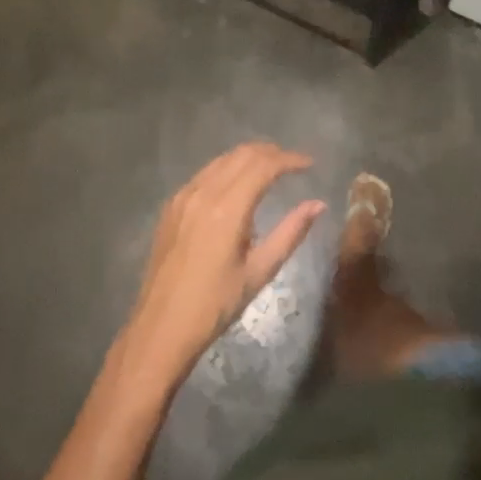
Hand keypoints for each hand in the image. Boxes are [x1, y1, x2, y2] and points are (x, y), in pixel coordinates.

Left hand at [119, 143, 325, 377]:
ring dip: (248, 158)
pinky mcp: (171, 206)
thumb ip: (290, 233)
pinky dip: (227, 170)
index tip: (310, 164)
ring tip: (270, 169)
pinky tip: (237, 187)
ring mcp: (183, 197)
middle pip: (241, 155)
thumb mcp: (259, 272)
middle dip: (270, 152)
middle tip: (293, 163)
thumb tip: (317, 205)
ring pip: (221, 161)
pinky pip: (204, 175)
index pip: (263, 166)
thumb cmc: (216, 305)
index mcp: (227, 209)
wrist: (162, 326)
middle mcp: (203, 193)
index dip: (289, 159)